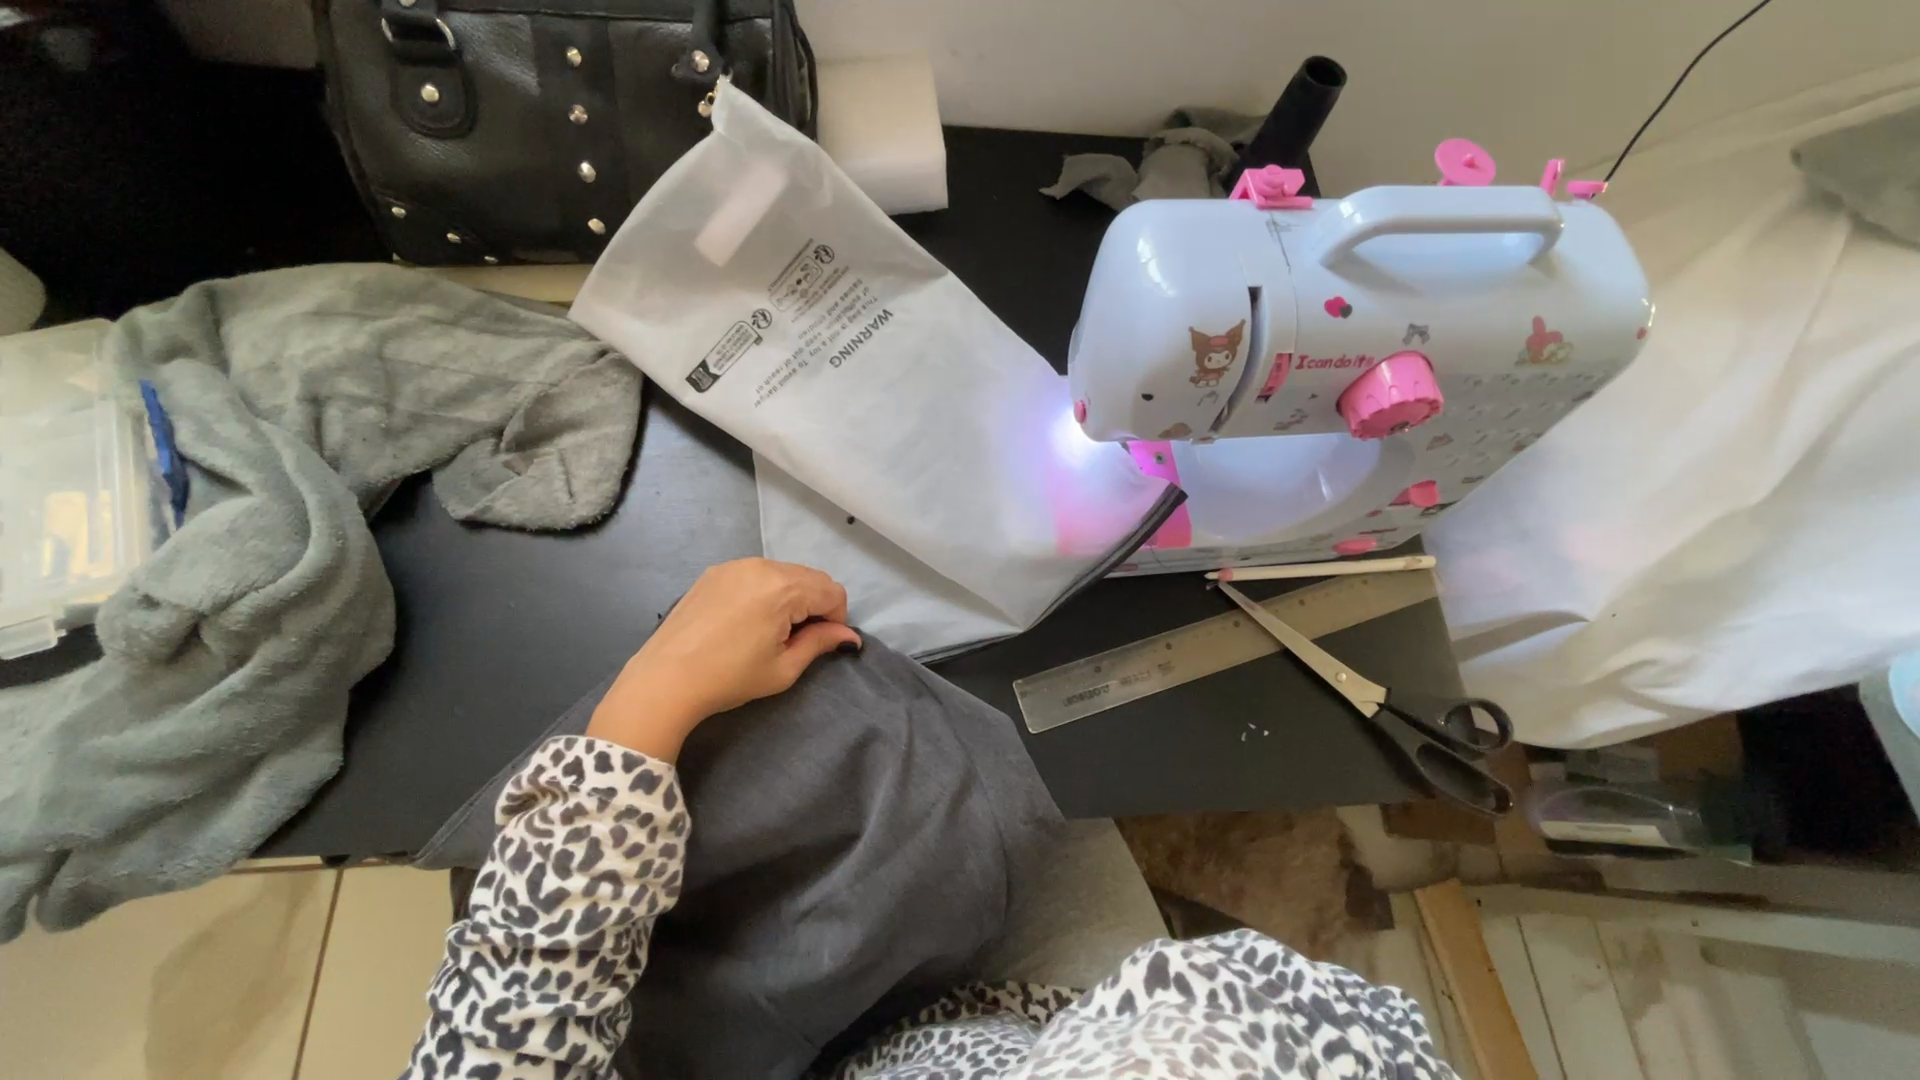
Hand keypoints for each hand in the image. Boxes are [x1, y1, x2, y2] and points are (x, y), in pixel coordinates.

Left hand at [585, 559, 861, 760]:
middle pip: (811, 577)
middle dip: (815, 605)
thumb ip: (820, 643)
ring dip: (791, 596)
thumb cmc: (730, 678)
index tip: (820, 643)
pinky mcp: (715, 572)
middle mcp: (762, 566)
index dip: (836, 618)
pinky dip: (765, 591)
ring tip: (771, 630)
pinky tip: (747, 621)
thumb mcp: (784, 668)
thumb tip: (850, 637)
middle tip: (797, 639)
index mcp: (783, 588)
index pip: (833, 591)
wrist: (665, 679)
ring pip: (784, 573)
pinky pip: (756, 574)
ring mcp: (735, 565)